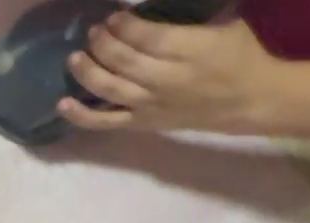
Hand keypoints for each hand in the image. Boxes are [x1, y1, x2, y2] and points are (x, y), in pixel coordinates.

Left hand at [59, 15, 290, 134]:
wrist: (248, 100)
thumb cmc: (240, 56)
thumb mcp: (227, 27)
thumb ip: (192, 19)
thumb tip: (152, 8)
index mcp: (195, 50)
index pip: (151, 38)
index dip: (127, 27)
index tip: (113, 17)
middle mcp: (168, 79)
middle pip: (124, 62)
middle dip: (104, 45)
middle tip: (92, 32)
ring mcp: (148, 105)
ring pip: (108, 89)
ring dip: (87, 72)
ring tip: (74, 57)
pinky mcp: (138, 124)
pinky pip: (102, 122)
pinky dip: (78, 115)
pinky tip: (61, 104)